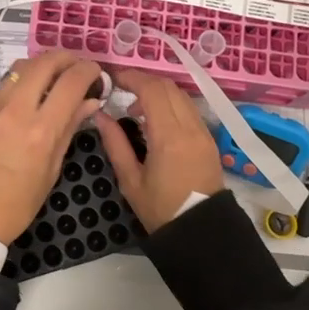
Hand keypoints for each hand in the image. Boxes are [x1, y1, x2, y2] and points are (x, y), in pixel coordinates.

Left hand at [0, 51, 104, 242]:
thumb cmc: (18, 203)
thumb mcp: (52, 169)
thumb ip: (70, 128)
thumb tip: (89, 100)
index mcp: (40, 129)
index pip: (71, 82)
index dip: (88, 71)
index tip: (95, 73)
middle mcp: (15, 109)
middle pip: (44, 62)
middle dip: (66, 58)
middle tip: (77, 67)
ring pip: (21, 67)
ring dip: (42, 66)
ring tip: (54, 78)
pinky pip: (4, 86)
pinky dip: (21, 84)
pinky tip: (28, 99)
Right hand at [98, 68, 224, 230]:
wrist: (202, 231)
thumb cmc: (161, 209)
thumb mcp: (130, 180)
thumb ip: (115, 143)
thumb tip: (99, 115)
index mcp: (169, 137)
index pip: (152, 90)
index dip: (132, 78)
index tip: (112, 79)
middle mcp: (190, 128)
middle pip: (168, 87)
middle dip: (143, 81)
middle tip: (120, 89)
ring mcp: (203, 132)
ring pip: (180, 95)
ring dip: (158, 92)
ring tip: (135, 108)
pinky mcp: (208, 139)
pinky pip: (188, 109)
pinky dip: (170, 104)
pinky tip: (155, 121)